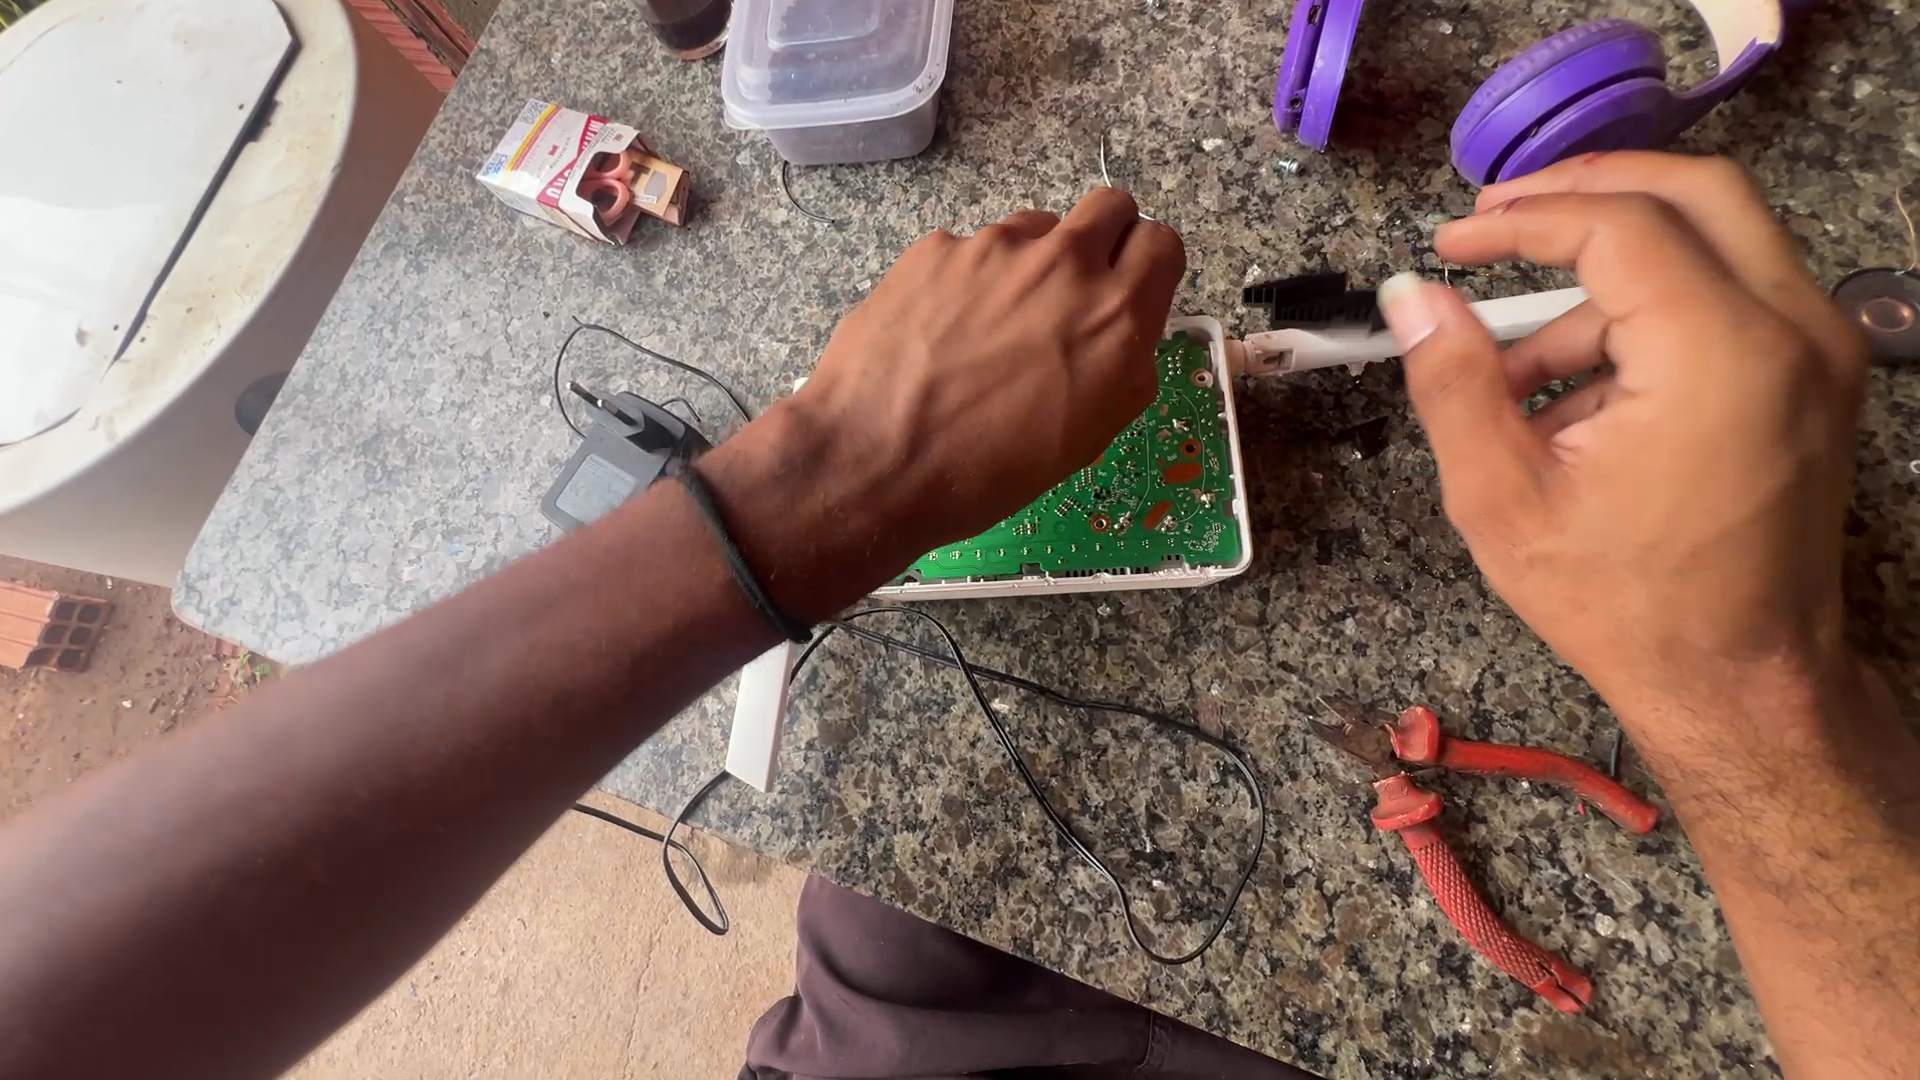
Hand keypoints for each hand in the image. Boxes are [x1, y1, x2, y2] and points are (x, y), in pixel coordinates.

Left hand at [689, 188, 1183, 621]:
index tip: (1126, 294)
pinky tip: (940, 329)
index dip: (1146, 269)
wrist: (876, 463)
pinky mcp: (936, 248)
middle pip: (1111, 206)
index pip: (1163, 244)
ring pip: (1037, 225)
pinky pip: (971, 249)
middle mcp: (1064, 266)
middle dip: (1103, 241)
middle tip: (1070, 295)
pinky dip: (968, 278)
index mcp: (1116, 318)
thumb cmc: (988, 473)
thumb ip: (1122, 369)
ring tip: (993, 323)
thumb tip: (1121, 337)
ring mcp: (994, 249)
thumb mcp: (1085, 439)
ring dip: (1033, 260)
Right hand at [1378, 152, 1868, 723]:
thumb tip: (1410, 296)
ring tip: (1506, 383)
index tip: (1448, 240)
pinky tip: (1564, 408)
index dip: (1520, 221)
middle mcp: (1792, 331)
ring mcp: (1814, 353)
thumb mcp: (1498, 494)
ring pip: (1700, 254)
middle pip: (1695, 195)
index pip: (1619, 229)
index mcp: (1717, 356)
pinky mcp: (1803, 379)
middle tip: (1491, 219)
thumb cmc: (1609, 596)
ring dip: (1592, 291)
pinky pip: (1713, 307)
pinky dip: (1629, 328)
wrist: (1732, 675)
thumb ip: (1451, 384)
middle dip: (1581, 193)